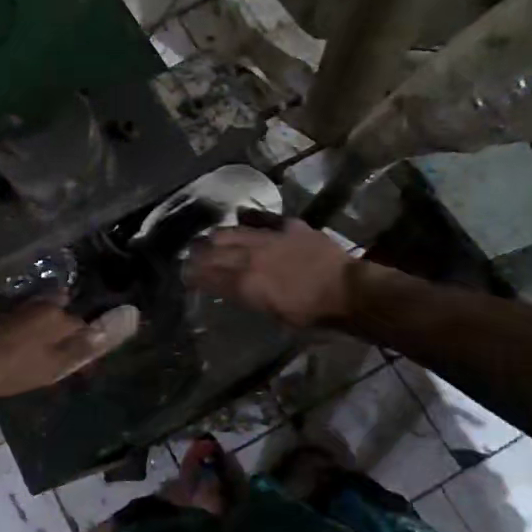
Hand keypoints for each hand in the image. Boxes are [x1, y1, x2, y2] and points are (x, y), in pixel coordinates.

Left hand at [0, 297, 140, 406]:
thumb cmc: (15, 369)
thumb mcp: (57, 364)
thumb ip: (89, 344)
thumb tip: (129, 318)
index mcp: (57, 314)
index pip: (83, 326)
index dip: (84, 346)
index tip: (80, 367)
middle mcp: (38, 302)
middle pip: (62, 314)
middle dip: (64, 332)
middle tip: (57, 359)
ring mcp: (14, 304)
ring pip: (39, 314)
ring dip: (43, 329)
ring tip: (36, 353)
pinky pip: (18, 317)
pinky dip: (22, 328)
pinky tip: (14, 345)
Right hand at [186, 218, 356, 326]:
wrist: (348, 292)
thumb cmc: (313, 317)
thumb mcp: (276, 316)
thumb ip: (251, 298)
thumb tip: (236, 289)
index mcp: (246, 284)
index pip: (209, 276)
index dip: (193, 275)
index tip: (184, 274)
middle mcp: (251, 257)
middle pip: (215, 250)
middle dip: (199, 253)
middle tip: (190, 256)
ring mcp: (271, 239)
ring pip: (234, 231)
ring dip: (218, 236)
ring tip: (208, 238)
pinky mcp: (291, 228)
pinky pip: (265, 218)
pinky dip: (251, 216)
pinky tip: (241, 214)